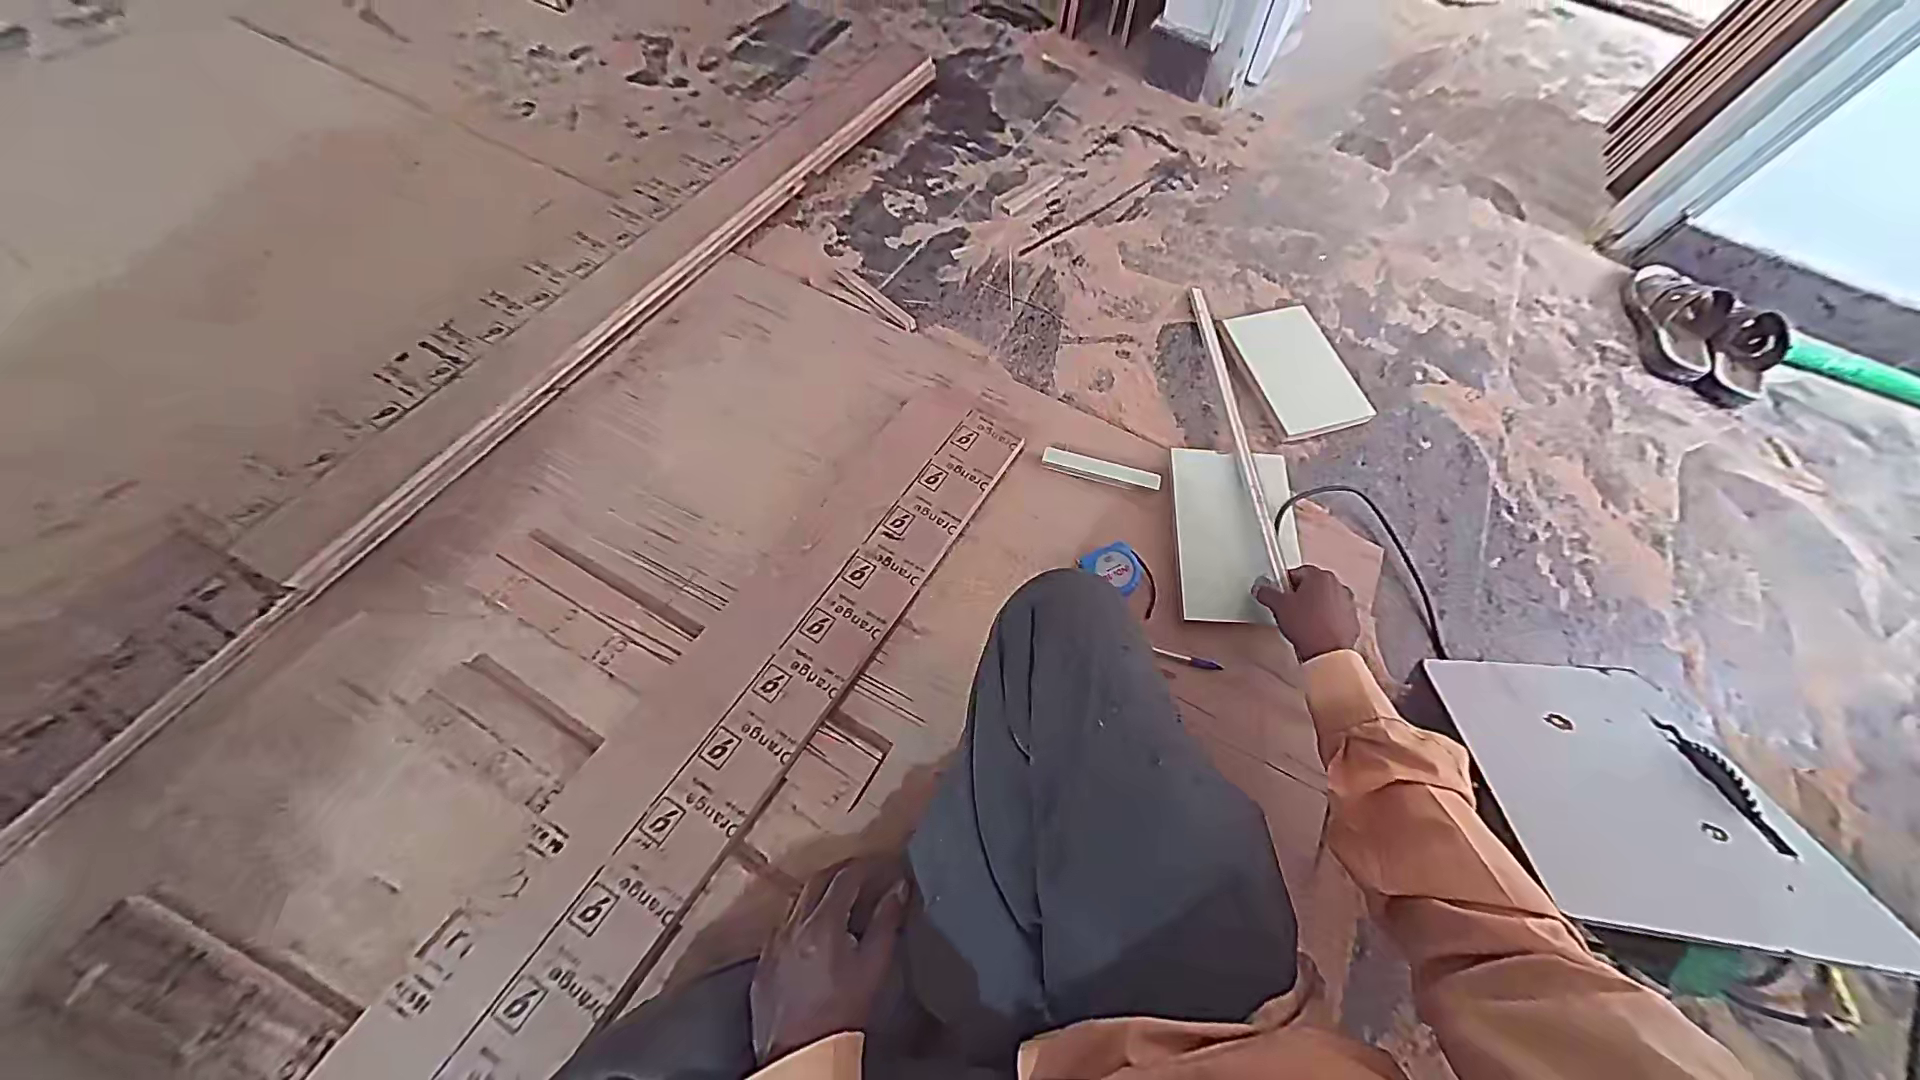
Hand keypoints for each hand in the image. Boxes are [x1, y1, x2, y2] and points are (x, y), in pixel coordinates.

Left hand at [749, 862, 907, 1063]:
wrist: (803, 1056)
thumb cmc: (844, 1011)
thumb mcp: (874, 965)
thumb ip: (886, 921)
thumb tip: (897, 888)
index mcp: (823, 923)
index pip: (845, 878)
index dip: (864, 867)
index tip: (878, 865)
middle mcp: (793, 926)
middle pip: (817, 881)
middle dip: (839, 872)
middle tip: (858, 872)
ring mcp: (773, 945)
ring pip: (796, 901)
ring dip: (817, 892)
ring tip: (836, 897)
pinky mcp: (762, 966)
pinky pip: (781, 927)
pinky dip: (799, 918)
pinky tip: (810, 930)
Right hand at [1253, 565, 1359, 661]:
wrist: (1327, 652)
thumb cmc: (1307, 626)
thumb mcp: (1278, 606)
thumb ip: (1266, 592)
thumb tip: (1262, 589)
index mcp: (1320, 576)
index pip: (1298, 572)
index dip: (1284, 583)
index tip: (1279, 592)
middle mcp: (1337, 585)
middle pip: (1313, 584)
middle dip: (1300, 593)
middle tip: (1287, 605)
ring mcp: (1347, 602)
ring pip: (1324, 598)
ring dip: (1313, 605)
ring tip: (1300, 619)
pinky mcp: (1352, 619)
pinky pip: (1334, 613)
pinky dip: (1325, 617)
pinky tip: (1313, 628)